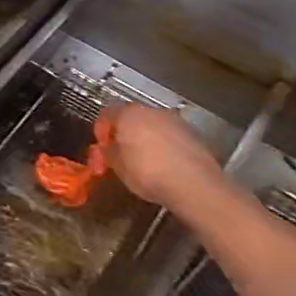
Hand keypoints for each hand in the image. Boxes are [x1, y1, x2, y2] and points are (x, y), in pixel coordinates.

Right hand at [103, 101, 227, 210]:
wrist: (194, 185)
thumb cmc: (148, 172)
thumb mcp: (117, 166)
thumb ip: (107, 153)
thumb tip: (106, 150)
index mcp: (128, 113)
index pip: (106, 114)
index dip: (100, 132)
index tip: (101, 149)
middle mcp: (151, 111)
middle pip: (131, 119)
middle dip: (124, 136)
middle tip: (120, 157)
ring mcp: (175, 121)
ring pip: (152, 128)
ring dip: (145, 141)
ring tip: (144, 164)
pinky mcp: (193, 135)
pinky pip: (171, 138)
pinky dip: (165, 148)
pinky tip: (165, 167)